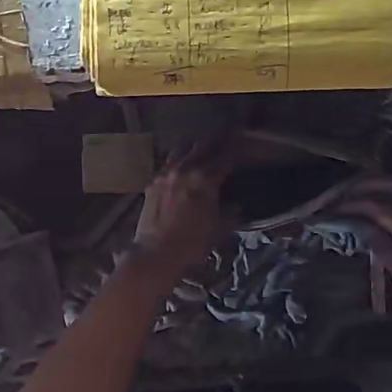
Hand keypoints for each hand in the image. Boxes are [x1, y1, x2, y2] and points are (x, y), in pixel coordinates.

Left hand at [130, 140, 231, 271]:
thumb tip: (236, 204)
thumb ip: (229, 212)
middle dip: (213, 145)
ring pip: (180, 152)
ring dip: (192, 149)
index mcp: (204, 180)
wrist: (155, 252)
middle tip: (222, 139)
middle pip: (201, 150)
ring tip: (199, 147)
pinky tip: (179, 164)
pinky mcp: (152, 183)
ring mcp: (165, 175)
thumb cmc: (191, 243)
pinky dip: (176, 161)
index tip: (238, 152)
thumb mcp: (218, 228)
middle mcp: (184, 171)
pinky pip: (166, 165)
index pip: (223, 161)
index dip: (232, 157)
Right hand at [333, 175, 391, 336]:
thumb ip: (382, 248)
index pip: (376, 204)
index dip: (349, 204)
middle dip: (360, 186)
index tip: (328, 211)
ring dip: (374, 188)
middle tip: (336, 197)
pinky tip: (375, 210)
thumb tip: (359, 226)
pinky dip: (388, 196)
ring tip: (350, 199)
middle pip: (390, 184)